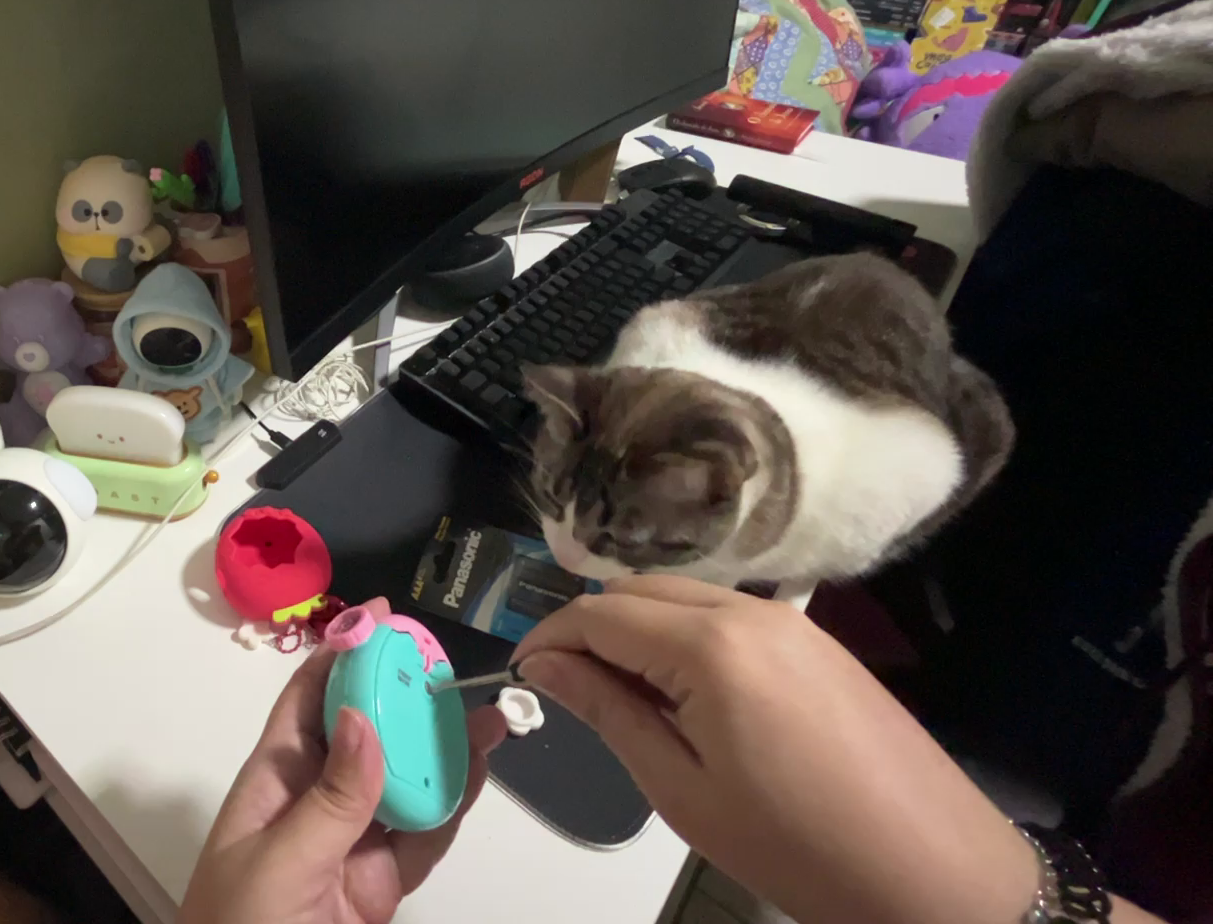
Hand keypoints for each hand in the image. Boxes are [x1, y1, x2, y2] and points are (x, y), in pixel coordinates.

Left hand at [181, 600, 507, 923]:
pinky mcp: (381, 883)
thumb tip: (362, 717)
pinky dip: (450, 806)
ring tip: (486, 714)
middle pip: (364, 731)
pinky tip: (477, 772)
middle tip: (447, 666)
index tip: (380, 618)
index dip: (340, 652)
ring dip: (441, 748)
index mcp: (276, 777)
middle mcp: (316, 797)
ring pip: (401, 779)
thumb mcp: (278, 863)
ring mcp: (352, 839)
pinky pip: (421, 836)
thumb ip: (328, 800)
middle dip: (402, 695)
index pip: (308, 697)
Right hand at [514, 576, 1040, 923]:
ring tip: (626, 690)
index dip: (549, 637)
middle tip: (572, 686)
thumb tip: (540, 664)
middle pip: (630, 590)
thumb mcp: (680, 788)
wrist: (951, 885)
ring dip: (631, 625)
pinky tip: (683, 685)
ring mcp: (784, 618)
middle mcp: (743, 610)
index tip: (524, 672)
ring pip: (672, 592)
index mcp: (708, 647)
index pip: (596, 614)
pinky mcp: (810, 635)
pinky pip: (716, 608)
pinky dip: (676, 629)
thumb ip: (604, 709)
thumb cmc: (799, 850)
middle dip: (587, 628)